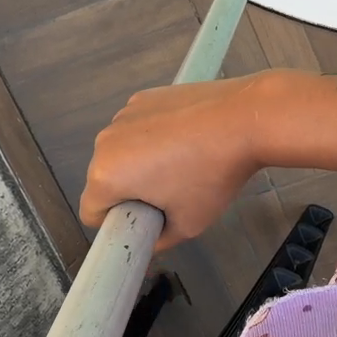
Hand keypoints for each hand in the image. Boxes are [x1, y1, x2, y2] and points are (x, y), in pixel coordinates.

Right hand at [78, 74, 269, 247]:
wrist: (244, 119)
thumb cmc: (212, 176)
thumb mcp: (188, 225)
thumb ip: (158, 241)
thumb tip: (150, 239)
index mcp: (105, 175)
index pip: (92, 212)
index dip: (119, 223)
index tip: (150, 218)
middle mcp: (104, 140)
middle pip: (106, 179)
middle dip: (131, 190)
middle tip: (174, 191)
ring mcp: (124, 113)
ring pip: (123, 151)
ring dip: (141, 161)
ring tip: (185, 160)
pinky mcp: (145, 95)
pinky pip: (139, 127)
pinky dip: (154, 134)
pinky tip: (187, 134)